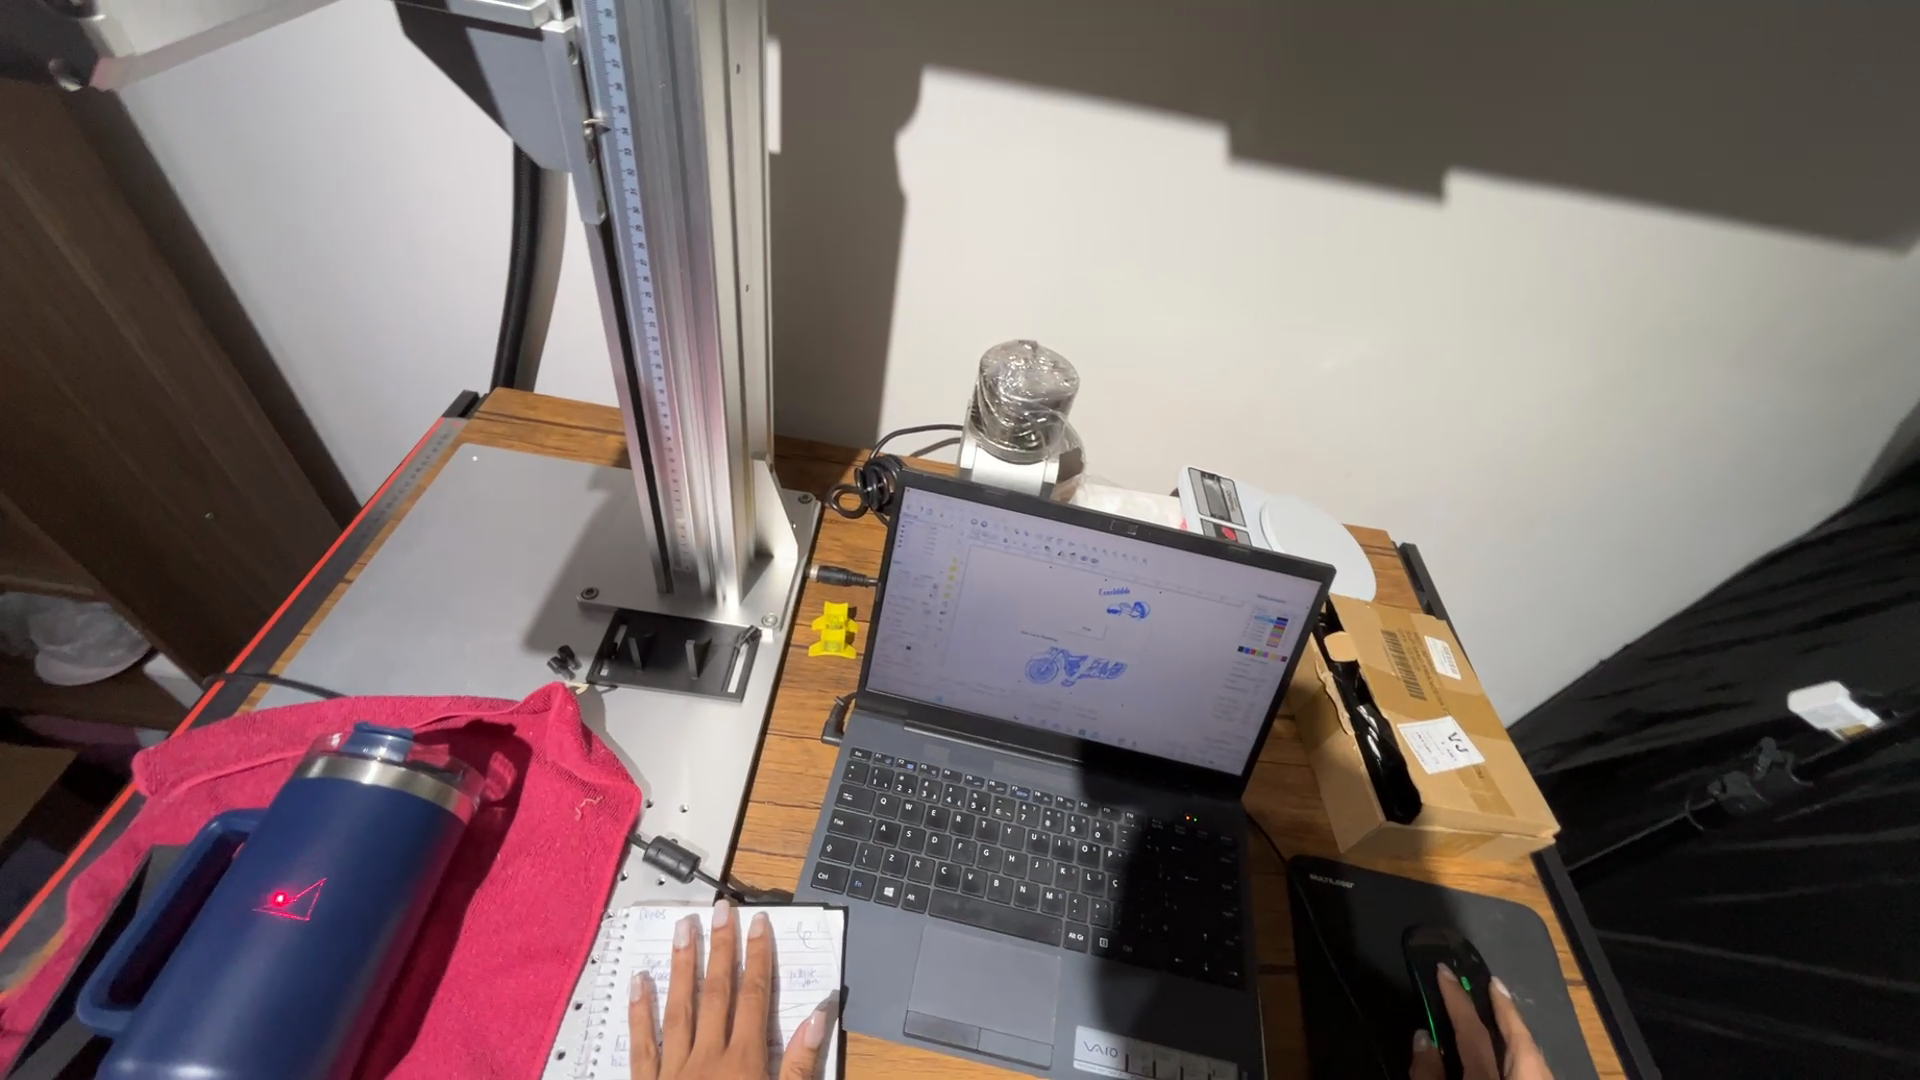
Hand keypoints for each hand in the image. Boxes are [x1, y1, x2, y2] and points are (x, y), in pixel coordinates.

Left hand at [629, 899, 835, 1079]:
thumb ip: (799, 1064)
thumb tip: (820, 1013)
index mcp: (743, 1063)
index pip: (753, 996)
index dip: (759, 956)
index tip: (759, 921)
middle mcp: (707, 1060)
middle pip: (716, 992)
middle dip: (720, 947)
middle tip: (721, 908)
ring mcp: (672, 1074)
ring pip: (678, 1008)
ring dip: (681, 965)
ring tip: (682, 928)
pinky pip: (641, 1047)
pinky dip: (639, 1012)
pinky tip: (638, 982)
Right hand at [1409, 966, 1551, 1079]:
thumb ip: (1428, 1074)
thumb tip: (1424, 1037)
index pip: (1472, 1032)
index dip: (1458, 1000)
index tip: (1445, 971)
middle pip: (1520, 1044)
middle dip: (1507, 1011)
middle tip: (1493, 982)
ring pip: (1537, 1061)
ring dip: (1520, 1033)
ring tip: (1506, 1013)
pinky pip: (1539, 1073)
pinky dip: (1527, 1056)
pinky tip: (1518, 1054)